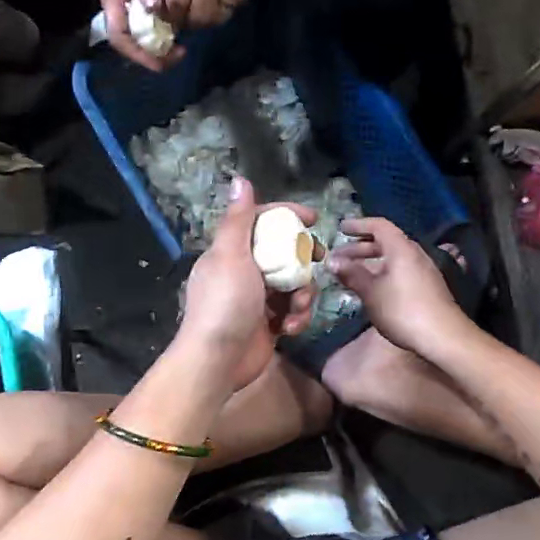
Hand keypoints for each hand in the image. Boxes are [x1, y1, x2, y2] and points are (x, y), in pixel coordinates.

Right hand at [69, 0, 174, 70]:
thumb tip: (156, 8)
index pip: (121, 38)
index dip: (142, 55)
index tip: (166, 59)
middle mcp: (115, 2)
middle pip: (131, 42)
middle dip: (154, 54)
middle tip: (182, 52)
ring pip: (137, 31)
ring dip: (158, 42)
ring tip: (182, 41)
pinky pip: (142, 16)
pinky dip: (158, 24)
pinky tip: (175, 19)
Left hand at [179, 178, 316, 390]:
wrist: (218, 359)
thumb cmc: (224, 303)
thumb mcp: (230, 255)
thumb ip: (238, 220)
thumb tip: (239, 180)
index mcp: (230, 252)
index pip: (260, 223)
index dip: (287, 216)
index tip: (313, 218)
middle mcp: (243, 272)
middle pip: (283, 253)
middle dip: (303, 258)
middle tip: (321, 258)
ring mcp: (256, 299)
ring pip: (292, 283)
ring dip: (301, 294)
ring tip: (295, 309)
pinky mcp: (268, 324)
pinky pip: (291, 310)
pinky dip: (296, 317)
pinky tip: (290, 328)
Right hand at [327, 217, 476, 358]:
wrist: (443, 336)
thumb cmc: (403, 310)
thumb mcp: (371, 292)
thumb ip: (352, 274)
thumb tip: (332, 261)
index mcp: (402, 249)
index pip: (379, 226)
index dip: (359, 225)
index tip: (341, 228)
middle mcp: (415, 254)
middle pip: (386, 241)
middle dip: (361, 247)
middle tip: (340, 256)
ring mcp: (424, 270)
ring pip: (393, 257)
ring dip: (371, 261)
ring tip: (352, 272)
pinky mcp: (428, 286)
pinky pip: (401, 269)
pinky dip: (383, 271)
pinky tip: (373, 287)